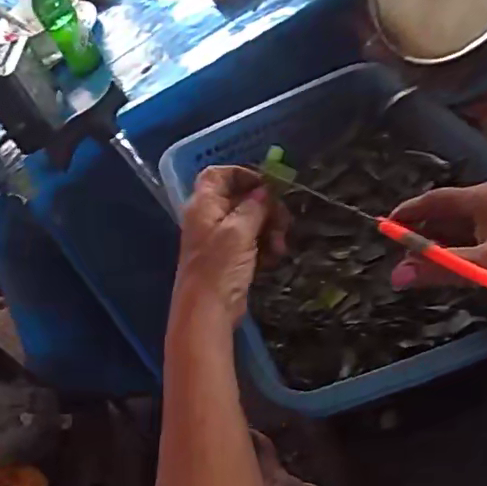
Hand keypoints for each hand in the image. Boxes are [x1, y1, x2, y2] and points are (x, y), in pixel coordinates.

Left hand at [173, 166, 290, 324]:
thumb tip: (263, 191)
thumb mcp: (238, 231)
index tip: (267, 186)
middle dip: (266, 208)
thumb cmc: (218, 267)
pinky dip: (264, 247)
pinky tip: (274, 258)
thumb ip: (253, 206)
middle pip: (240, 198)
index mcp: (203, 205)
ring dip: (269, 230)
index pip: (217, 174)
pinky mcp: (229, 259)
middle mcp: (208, 218)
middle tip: (283, 222)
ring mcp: (218, 239)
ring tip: (278, 247)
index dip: (242, 174)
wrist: (207, 311)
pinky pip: (251, 243)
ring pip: (250, 222)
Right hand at [387, 181, 486, 306]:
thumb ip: (441, 268)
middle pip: (452, 212)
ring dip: (451, 243)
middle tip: (408, 257)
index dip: (407, 215)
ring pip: (474, 225)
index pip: (433, 200)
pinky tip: (477, 267)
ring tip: (436, 267)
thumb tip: (395, 276)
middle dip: (427, 234)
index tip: (386, 230)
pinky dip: (474, 247)